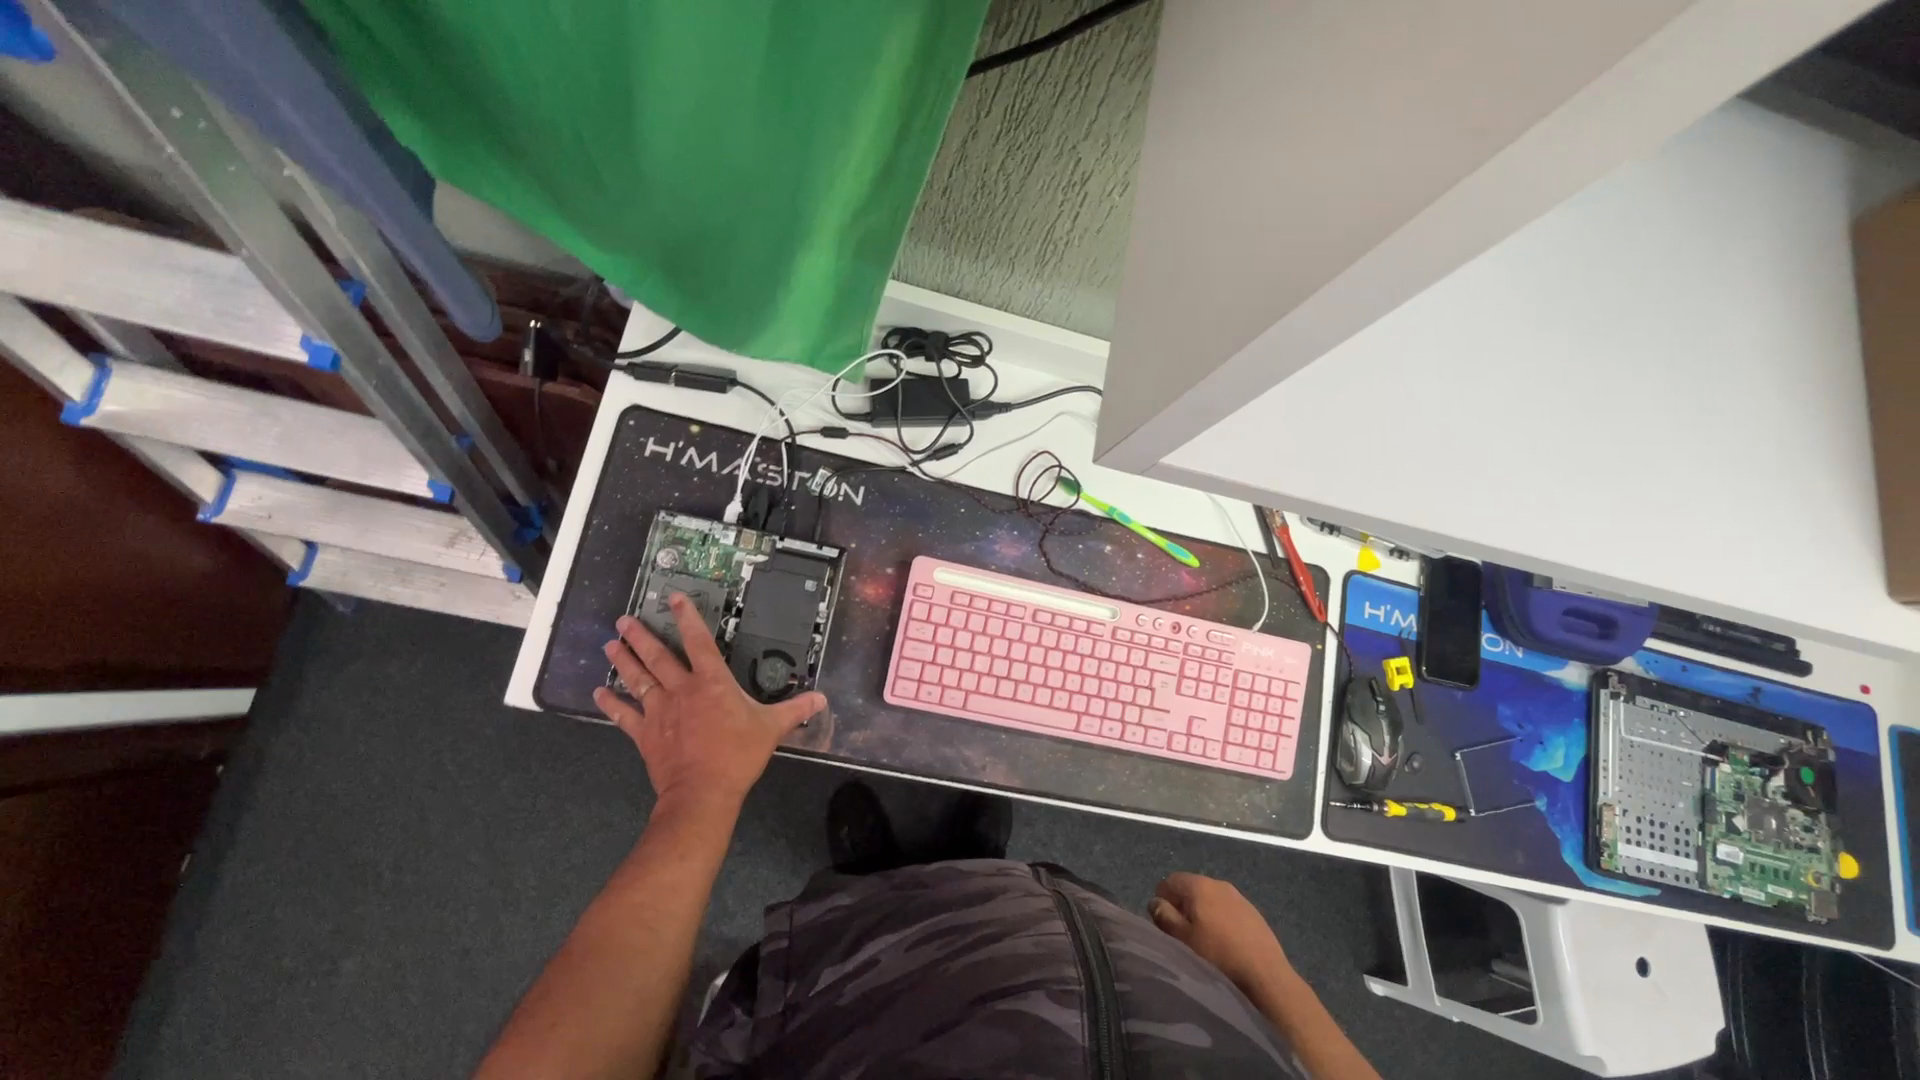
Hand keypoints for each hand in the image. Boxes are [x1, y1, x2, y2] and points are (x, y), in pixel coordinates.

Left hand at [592, 594, 825, 811]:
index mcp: (712, 683)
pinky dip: (610, 704)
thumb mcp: (772, 729)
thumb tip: (821, 698)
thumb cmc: (738, 755)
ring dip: (622, 661)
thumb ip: (795, 710)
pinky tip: (597, 694)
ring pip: (637, 679)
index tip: (674, 598)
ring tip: (609, 645)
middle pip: (657, 657)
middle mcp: (681, 690)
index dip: (688, 618)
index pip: (699, 642)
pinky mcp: (644, 734)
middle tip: (623, 620)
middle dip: (640, 636)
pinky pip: (624, 716)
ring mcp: (659, 711)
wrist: (702, 791)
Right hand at [1149, 872, 1293, 995]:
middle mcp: (1219, 883)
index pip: (1169, 881)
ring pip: (1210, 898)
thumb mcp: (1182, 938)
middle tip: (1183, 933)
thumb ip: (1164, 916)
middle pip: (1190, 887)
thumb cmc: (1218, 955)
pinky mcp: (1253, 912)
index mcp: (1199, 885)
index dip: (1162, 900)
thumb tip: (1155, 901)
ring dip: (1202, 913)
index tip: (1165, 923)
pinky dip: (1220, 919)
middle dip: (1182, 906)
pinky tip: (1226, 942)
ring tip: (1205, 939)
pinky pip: (1227, 909)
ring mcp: (1239, 896)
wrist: (1265, 974)